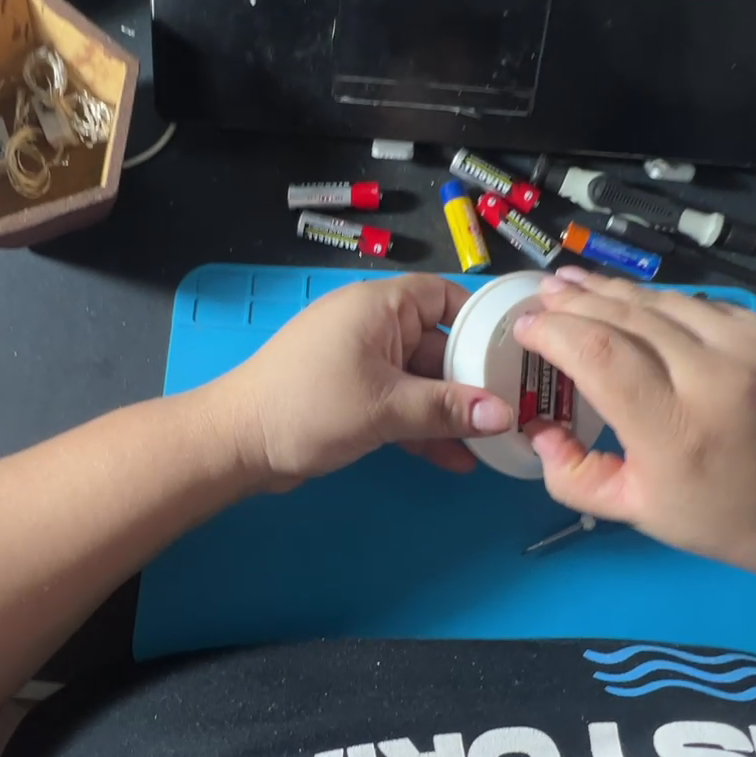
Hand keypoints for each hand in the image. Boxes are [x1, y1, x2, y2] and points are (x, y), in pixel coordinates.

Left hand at [209, 274, 512, 485]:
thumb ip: (447, 410)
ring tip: (493, 442)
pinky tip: (454, 459)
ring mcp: (362, 361)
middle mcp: (373, 326)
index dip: (481, 322)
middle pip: (438, 345)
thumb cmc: (310, 406)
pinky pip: (399, 402)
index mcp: (379, 306)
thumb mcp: (386, 406)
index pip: (444, 297)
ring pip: (420, 380)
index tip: (516, 353)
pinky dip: (421, 426)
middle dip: (472, 379)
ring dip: (450, 411)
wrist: (238, 442)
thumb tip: (504, 415)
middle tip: (517, 408)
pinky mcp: (352, 394)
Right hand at [515, 267, 755, 592]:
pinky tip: (631, 301)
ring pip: (658, 300)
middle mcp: (711, 374)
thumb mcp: (645, 518)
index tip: (523, 327)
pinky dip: (654, 300)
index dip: (550, 331)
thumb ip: (576, 477)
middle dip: (571, 300)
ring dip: (607, 290)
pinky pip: (696, 305)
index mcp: (674, 430)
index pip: (595, 353)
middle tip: (538, 294)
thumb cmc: (745, 524)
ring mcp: (749, 345)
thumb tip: (538, 430)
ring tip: (569, 282)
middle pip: (622, 315)